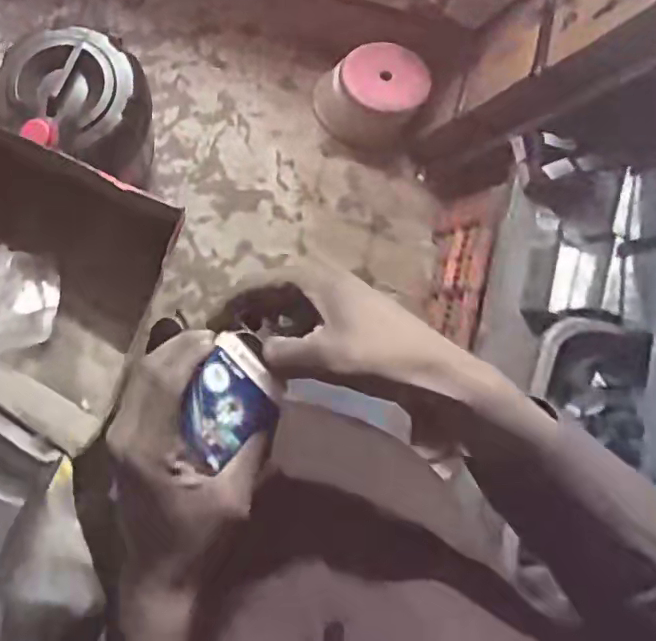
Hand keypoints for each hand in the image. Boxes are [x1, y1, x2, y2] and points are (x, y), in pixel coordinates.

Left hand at [105, 330, 266, 593]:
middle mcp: (123, 432)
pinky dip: (159, 372)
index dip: (188, 351)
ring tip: (202, 348)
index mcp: (147, 447)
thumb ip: (252, 446)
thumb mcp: (234, 499)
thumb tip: (271, 397)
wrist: (156, 576)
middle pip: (146, 370)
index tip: (218, 337)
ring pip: (137, 376)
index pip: (162, 380)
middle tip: (213, 337)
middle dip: (179, 345)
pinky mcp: (118, 436)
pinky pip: (137, 389)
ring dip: (168, 355)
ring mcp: (115, 433)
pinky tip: (183, 370)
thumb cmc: (196, 542)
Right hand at [217, 265, 504, 408]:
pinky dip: (293, 335)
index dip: (232, 301)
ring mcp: (343, 299)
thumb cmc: (381, 358)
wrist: (444, 376)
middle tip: (227, 336)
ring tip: (253, 348)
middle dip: (249, 312)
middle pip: (274, 291)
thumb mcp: (323, 358)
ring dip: (271, 325)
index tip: (211, 322)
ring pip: (293, 307)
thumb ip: (281, 354)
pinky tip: (288, 357)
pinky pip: (311, 321)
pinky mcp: (356, 320)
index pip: (259, 282)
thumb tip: (256, 354)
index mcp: (315, 278)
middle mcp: (326, 281)